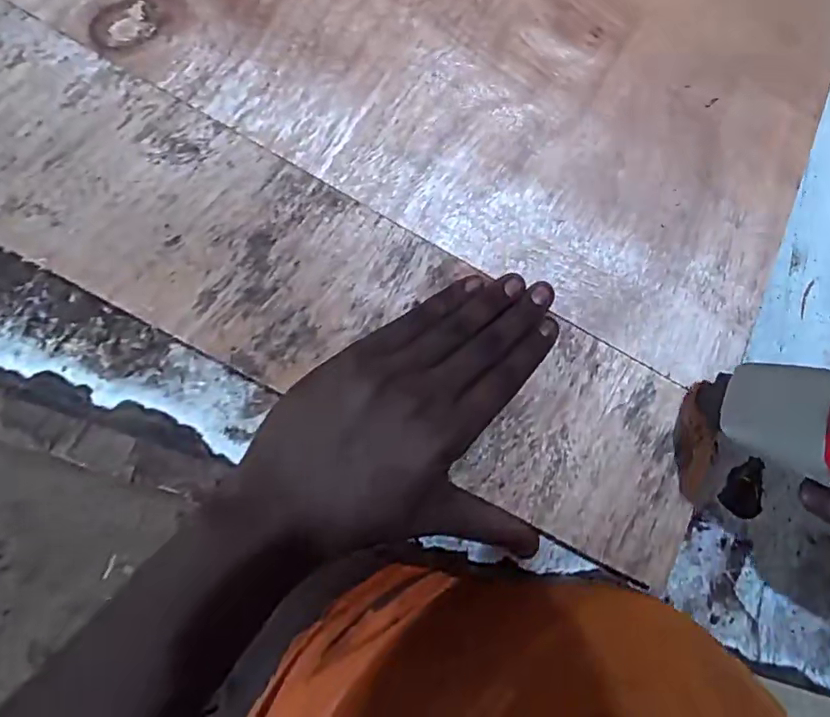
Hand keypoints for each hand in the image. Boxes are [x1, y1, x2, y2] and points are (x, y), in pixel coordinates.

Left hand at [207, 274, 557, 561]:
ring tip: (512, 280)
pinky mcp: (361, 354)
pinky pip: (410, 321)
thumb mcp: (429, 519)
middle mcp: (427, 393)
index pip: (500, 381)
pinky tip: (465, 284)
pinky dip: (441, 301)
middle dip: (517, 316)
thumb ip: (488, 524)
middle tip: (543, 289)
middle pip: (482, 347)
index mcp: (448, 433)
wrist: (279, 504)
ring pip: (450, 328)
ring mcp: (392, 369)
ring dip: (486, 302)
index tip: (551, 325)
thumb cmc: (359, 514)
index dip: (528, 351)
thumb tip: (538, 549)